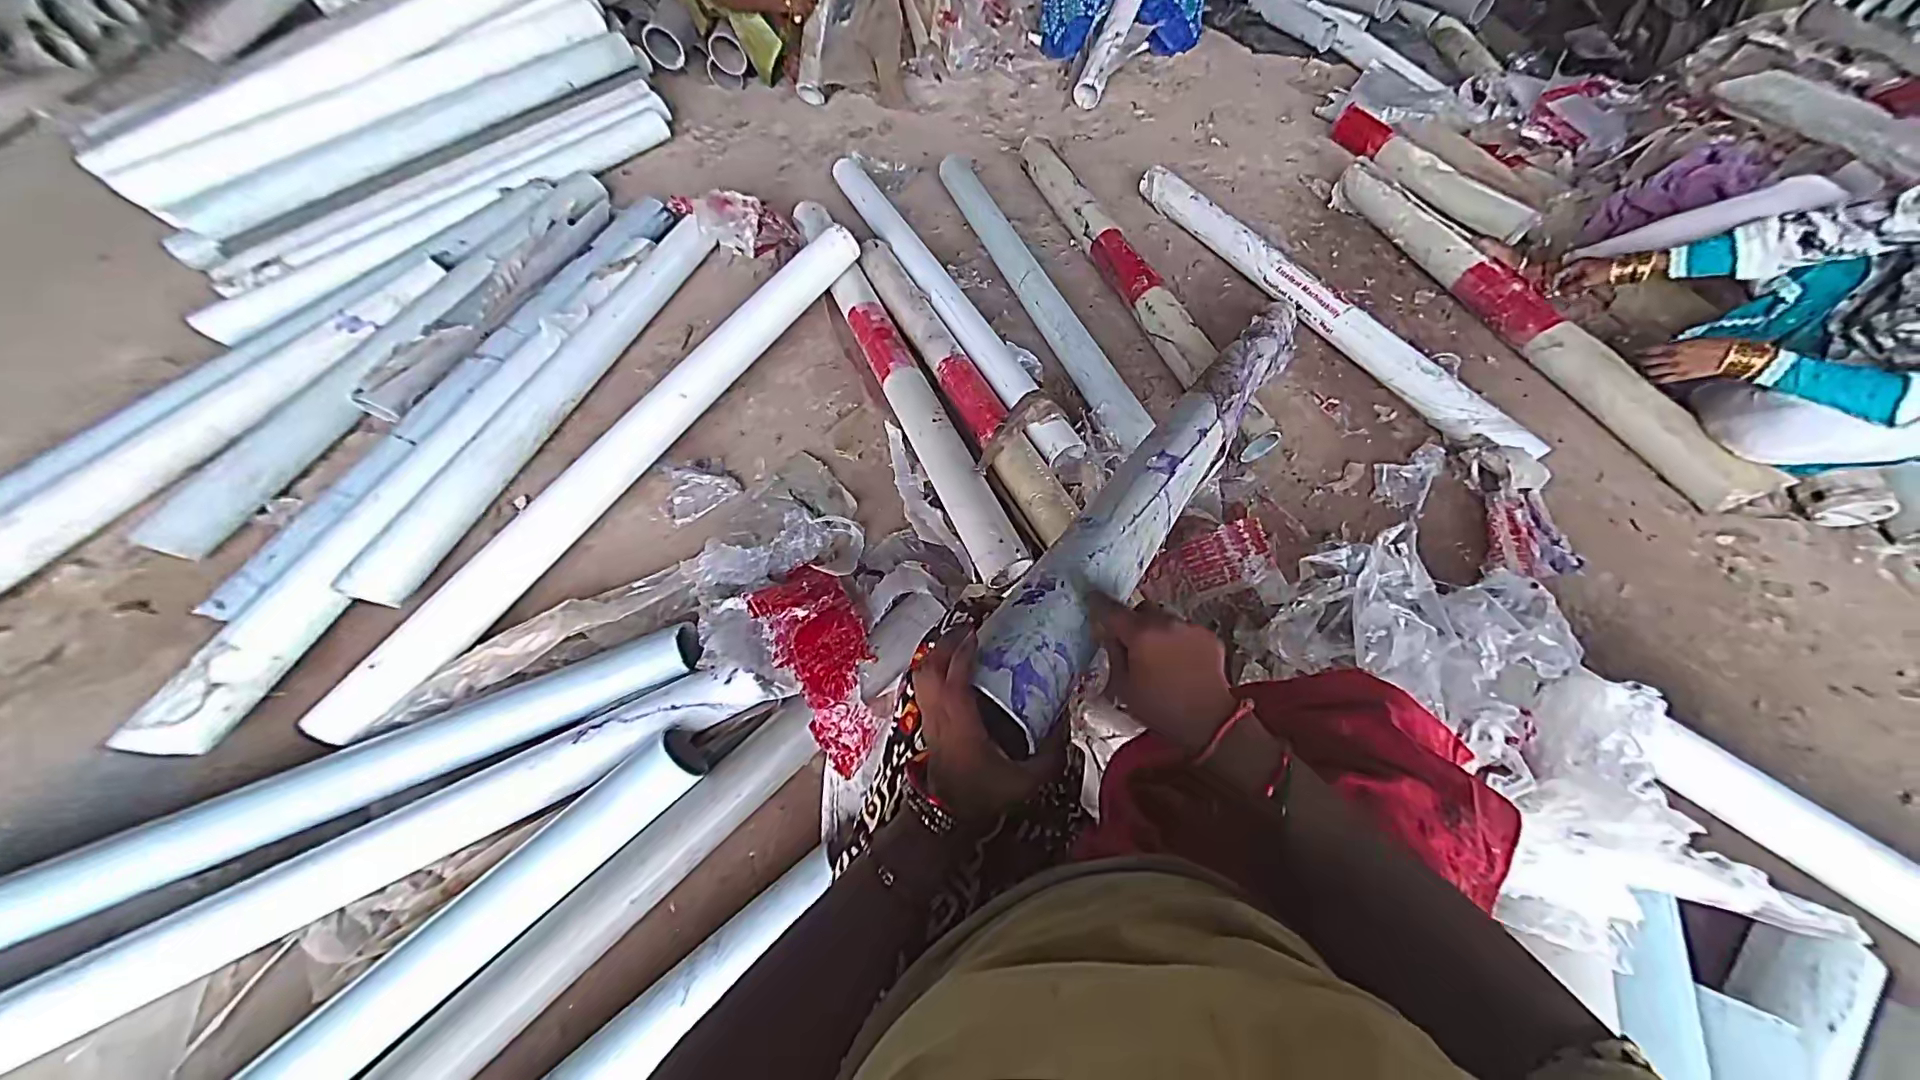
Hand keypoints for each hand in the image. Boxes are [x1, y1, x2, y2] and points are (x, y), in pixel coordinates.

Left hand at [912, 629, 1063, 824]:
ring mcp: (928, 718)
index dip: (962, 654)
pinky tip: (951, 665)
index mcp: (961, 725)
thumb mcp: (1026, 780)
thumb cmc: (984, 795)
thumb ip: (1050, 752)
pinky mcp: (926, 722)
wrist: (948, 817)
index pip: (954, 680)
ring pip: (921, 675)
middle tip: (968, 629)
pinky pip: (922, 685)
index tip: (977, 634)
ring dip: (936, 653)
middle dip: (946, 644)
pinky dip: (933, 667)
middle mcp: (940, 716)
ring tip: (959, 641)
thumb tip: (1066, 720)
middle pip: (930, 669)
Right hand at [1088, 593, 1237, 755]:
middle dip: (1133, 621)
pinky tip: (1181, 661)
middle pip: (1141, 608)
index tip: (1092, 599)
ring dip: (1157, 629)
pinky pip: (1185, 629)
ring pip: (1165, 618)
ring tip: (1160, 655)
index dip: (1098, 603)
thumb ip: (1113, 654)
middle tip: (1132, 643)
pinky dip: (1178, 639)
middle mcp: (1166, 623)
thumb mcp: (1123, 687)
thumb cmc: (1160, 708)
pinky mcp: (1208, 635)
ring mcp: (1190, 627)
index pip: (1112, 610)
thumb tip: (1110, 635)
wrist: (1210, 720)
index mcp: (1140, 635)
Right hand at [1552, 258, 1614, 293]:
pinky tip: (1582, 292)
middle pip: (1565, 279)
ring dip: (1572, 290)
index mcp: (1575, 265)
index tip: (1552, 294)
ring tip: (1577, 295)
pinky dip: (1579, 288)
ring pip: (1572, 282)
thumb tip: (1554, 294)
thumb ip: (1568, 287)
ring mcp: (1584, 271)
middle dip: (1564, 289)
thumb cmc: (1602, 273)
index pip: (1559, 275)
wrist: (1622, 270)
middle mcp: (1578, 267)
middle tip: (1568, 296)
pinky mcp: (1590, 275)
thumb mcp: (1584, 281)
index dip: (1555, 285)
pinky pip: (1580, 283)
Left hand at [1636, 339, 1740, 383]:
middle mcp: (1673, 357)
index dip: (1642, 352)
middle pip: (1647, 361)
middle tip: (1636, 362)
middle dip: (1641, 361)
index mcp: (1677, 346)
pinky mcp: (1681, 377)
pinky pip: (1661, 380)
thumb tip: (1670, 345)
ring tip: (1643, 371)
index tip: (1637, 352)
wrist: (1733, 355)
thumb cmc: (1720, 344)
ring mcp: (1675, 368)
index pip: (1652, 350)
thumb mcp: (1698, 340)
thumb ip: (1680, 344)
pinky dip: (1654, 379)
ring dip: (1646, 371)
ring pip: (1651, 371)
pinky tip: (1650, 380)